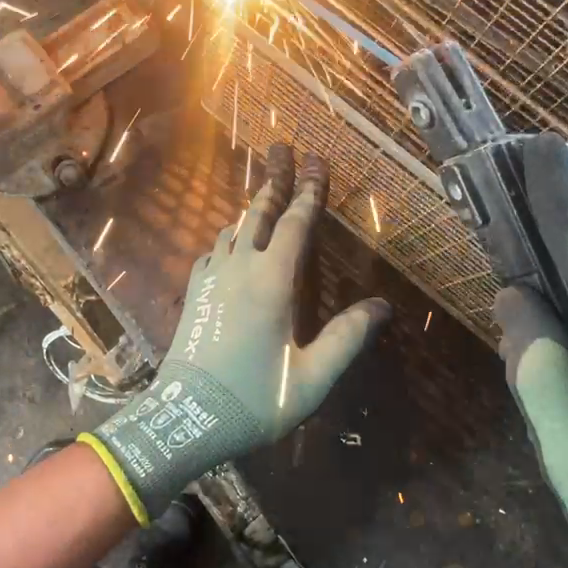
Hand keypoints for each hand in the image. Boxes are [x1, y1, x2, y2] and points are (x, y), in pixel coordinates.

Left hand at [84, 145, 391, 522]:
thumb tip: (381, 306)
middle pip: (257, 214)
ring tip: (263, 192)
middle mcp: (238, 269)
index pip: (294, 224)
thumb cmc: (255, 401)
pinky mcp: (193, 295)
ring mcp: (210, 280)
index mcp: (272, 282)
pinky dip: (228, 238)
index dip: (309, 192)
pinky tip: (229, 242)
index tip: (318, 162)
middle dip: (274, 180)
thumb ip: (347, 338)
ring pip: (232, 231)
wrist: (185, 418)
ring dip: (251, 208)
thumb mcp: (311, 378)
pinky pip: (212, 252)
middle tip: (281, 148)